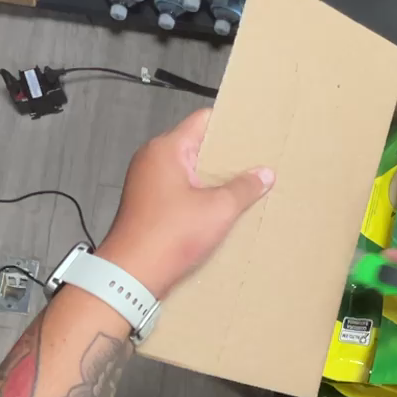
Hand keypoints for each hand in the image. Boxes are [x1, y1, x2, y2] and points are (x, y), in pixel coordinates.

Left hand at [96, 108, 273, 298]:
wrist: (132, 275)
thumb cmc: (169, 236)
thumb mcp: (218, 210)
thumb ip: (244, 188)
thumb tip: (264, 174)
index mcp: (166, 149)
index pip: (203, 121)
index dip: (230, 124)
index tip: (254, 131)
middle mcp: (152, 160)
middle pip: (196, 146)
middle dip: (225, 156)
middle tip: (256, 162)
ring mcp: (147, 183)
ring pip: (189, 171)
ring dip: (213, 180)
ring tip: (244, 187)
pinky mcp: (147, 205)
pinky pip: (179, 191)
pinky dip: (199, 196)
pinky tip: (220, 210)